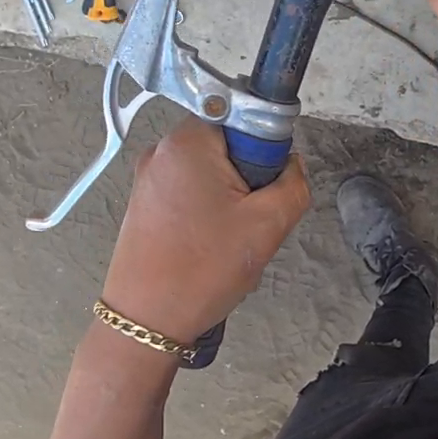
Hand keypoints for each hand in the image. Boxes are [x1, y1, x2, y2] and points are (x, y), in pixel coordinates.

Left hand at [99, 118, 311, 345]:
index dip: (264, 151)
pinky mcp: (144, 205)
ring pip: (210, 174)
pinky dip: (207, 214)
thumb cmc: (203, 269)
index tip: (265, 187)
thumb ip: (293, 184)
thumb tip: (291, 166)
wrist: (146, 321)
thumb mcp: (268, 225)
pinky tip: (208, 247)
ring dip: (229, 201)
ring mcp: (148, 179)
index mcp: (187, 141)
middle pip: (226, 146)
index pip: (243, 117)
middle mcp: (161, 150)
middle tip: (250, 220)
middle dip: (247, 179)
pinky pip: (190, 194)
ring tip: (227, 240)